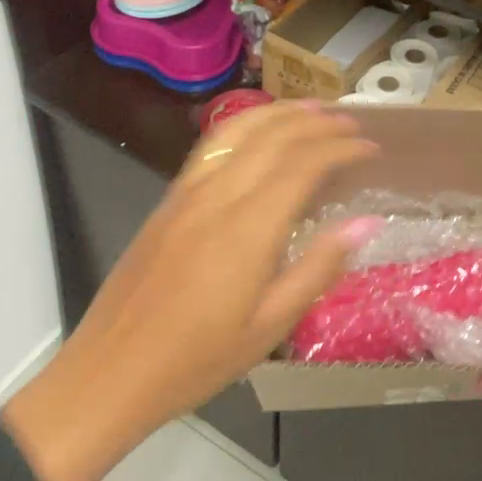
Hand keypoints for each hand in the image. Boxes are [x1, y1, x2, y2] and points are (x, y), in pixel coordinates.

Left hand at [1, 103, 380, 480]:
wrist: (110, 372)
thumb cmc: (197, 359)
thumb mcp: (269, 327)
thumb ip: (319, 268)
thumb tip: (367, 222)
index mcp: (248, 228)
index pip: (304, 164)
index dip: (342, 148)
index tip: (371, 148)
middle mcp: (219, 194)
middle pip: (275, 135)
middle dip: (319, 122)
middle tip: (353, 124)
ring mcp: (189, 191)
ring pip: (240, 128)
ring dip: (282, 111)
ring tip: (314, 108)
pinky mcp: (170, 197)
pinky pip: (213, 142)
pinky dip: (246, 123)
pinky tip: (260, 129)